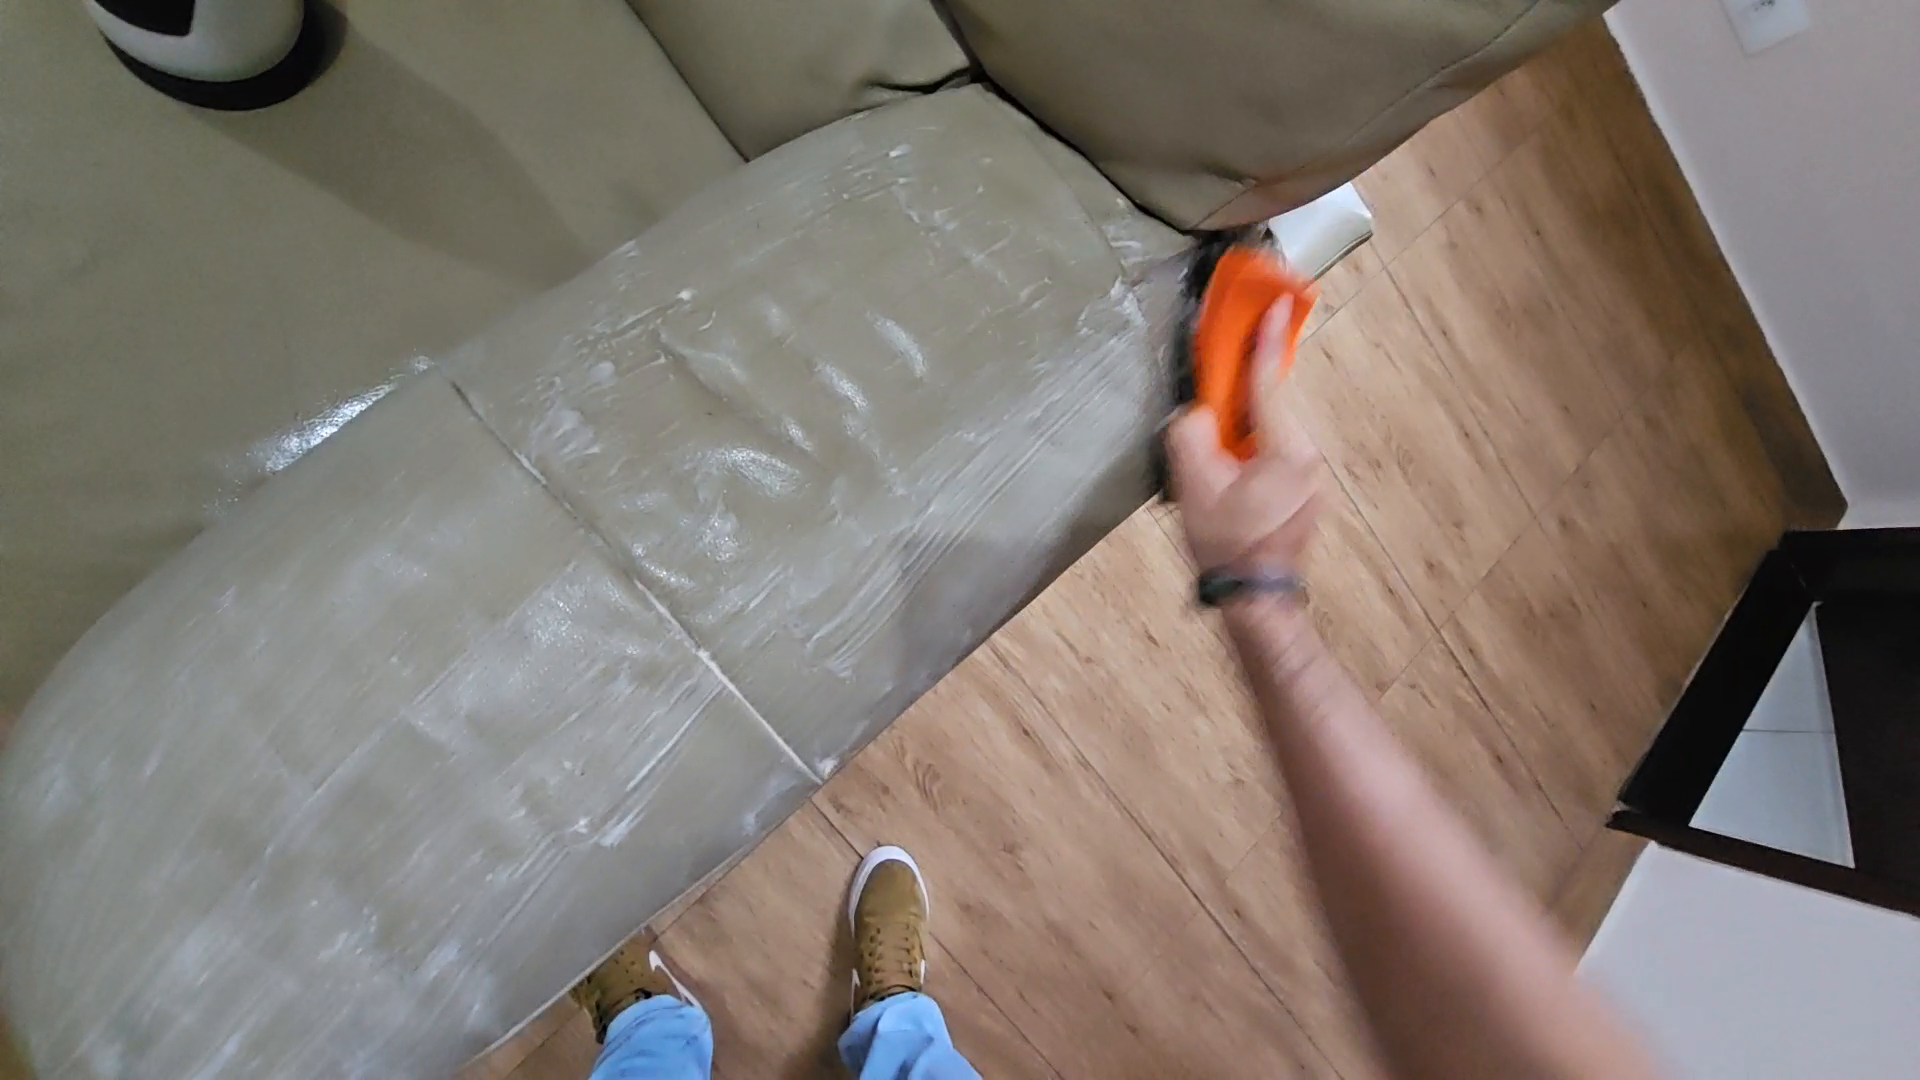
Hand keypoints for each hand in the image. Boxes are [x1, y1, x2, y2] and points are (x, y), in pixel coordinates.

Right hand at [1165, 297, 1321, 576]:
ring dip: (1243, 435)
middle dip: (1240, 402)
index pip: (1269, 385)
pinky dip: (1253, 455)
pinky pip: (1278, 457)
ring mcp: (1313, 479)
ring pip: (1272, 437)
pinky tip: (1232, 481)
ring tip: (1216, 462)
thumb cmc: (1224, 541)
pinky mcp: (1308, 496)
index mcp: (1286, 449)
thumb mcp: (1193, 484)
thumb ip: (1190, 434)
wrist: (1254, 596)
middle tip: (1214, 405)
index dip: (1266, 342)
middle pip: (1270, 410)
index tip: (1277, 303)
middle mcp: (1309, 457)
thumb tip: (1197, 415)